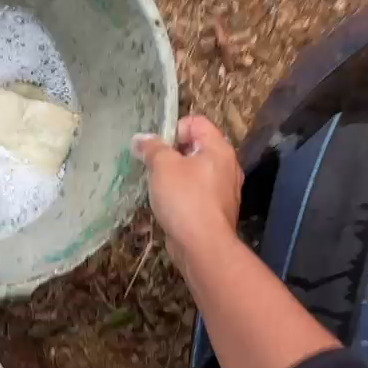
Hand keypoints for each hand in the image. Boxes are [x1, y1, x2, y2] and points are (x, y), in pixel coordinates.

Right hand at [132, 116, 242, 265]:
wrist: (203, 245)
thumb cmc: (184, 198)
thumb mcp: (162, 166)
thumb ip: (151, 148)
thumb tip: (140, 138)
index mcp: (218, 148)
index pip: (196, 122)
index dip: (173, 130)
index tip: (157, 148)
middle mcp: (227, 166)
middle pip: (196, 146)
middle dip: (171, 154)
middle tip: (154, 167)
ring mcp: (225, 189)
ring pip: (196, 171)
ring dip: (176, 175)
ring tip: (159, 186)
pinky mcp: (217, 209)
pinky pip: (198, 192)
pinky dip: (183, 194)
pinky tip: (170, 205)